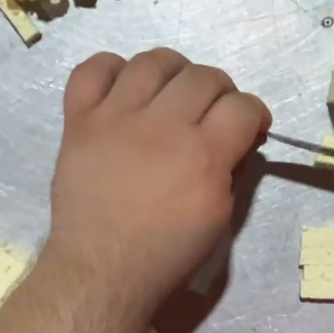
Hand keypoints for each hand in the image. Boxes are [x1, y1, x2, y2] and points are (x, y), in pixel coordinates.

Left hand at [43, 48, 270, 323]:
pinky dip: (110, 69)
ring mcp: (116, 119)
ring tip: (171, 92)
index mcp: (203, 156)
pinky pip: (92, 70)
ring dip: (173, 71)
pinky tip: (123, 88)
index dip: (254, 114)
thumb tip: (234, 144)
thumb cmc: (165, 256)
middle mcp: (162, 127)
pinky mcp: (80, 121)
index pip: (242, 107)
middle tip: (213, 113)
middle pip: (203, 76)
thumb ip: (229, 174)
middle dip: (220, 90)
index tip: (249, 127)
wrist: (102, 271)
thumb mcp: (217, 221)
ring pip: (152, 61)